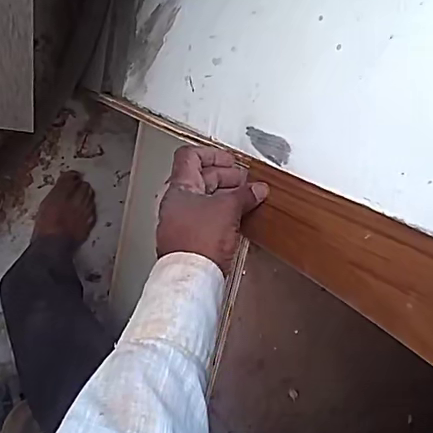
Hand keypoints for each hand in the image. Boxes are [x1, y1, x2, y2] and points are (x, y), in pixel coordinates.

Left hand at [155, 145, 268, 271]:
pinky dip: (222, 213)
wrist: (192, 277)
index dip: (212, 154)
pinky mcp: (189, 238)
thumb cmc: (199, 241)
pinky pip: (206, 218)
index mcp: (179, 188)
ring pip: (204, 199)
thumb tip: (257, 189)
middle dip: (225, 177)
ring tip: (245, 199)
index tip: (231, 161)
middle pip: (200, 178)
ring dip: (225, 196)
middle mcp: (176, 202)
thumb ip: (244, 195)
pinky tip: (237, 218)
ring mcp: (181, 221)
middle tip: (245, 182)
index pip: (190, 157)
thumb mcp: (227, 209)